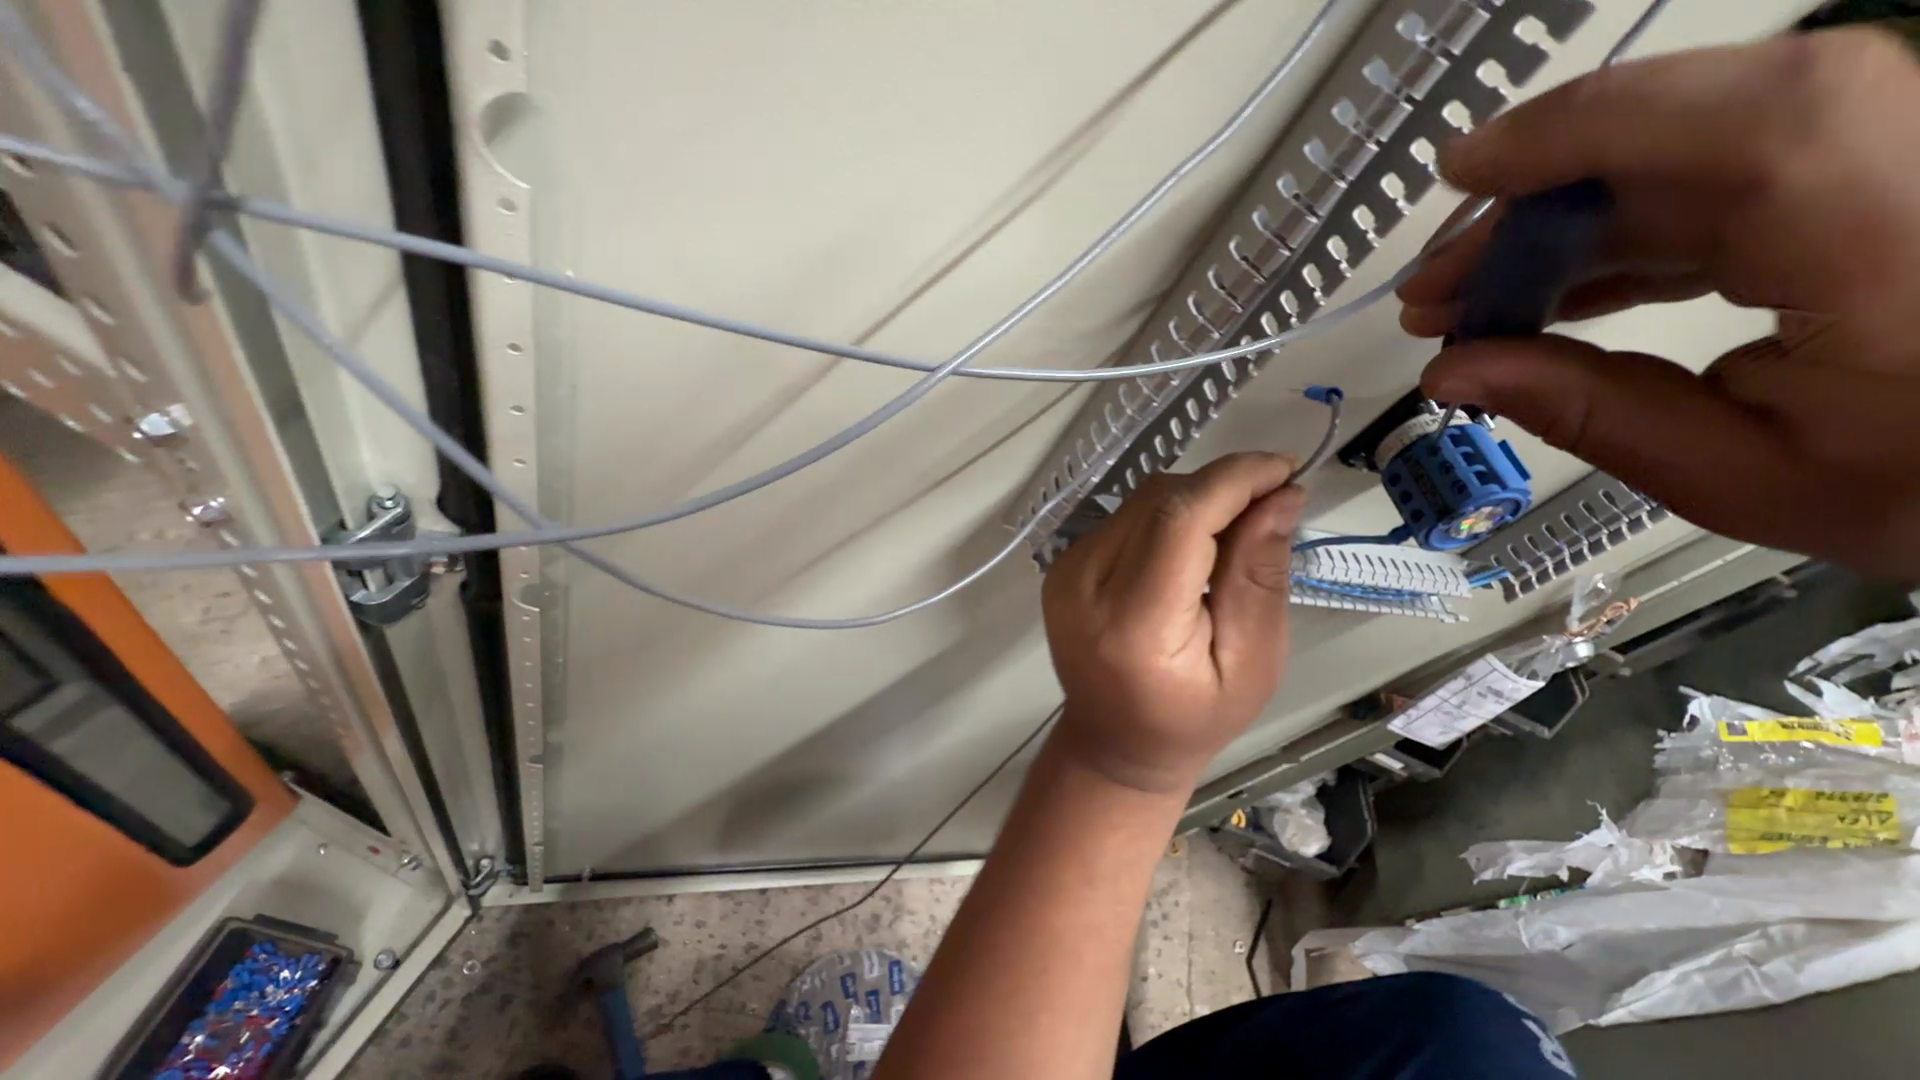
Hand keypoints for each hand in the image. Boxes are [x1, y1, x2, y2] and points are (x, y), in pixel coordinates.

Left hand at [1041, 453, 1305, 794]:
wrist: (1114, 744)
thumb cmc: (1192, 719)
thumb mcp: (1251, 664)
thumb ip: (1259, 578)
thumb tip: (1281, 496)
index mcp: (1133, 624)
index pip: (1179, 520)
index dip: (1233, 481)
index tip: (1285, 470)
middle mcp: (1084, 587)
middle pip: (1159, 500)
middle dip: (1223, 486)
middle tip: (1273, 504)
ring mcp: (1065, 573)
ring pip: (1142, 500)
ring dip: (1197, 499)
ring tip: (1236, 533)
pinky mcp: (1062, 567)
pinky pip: (1126, 517)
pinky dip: (1170, 516)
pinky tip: (1196, 549)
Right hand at [1399, 27, 1919, 578]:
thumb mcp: (1740, 476)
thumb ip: (1588, 411)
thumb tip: (1448, 372)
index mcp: (1894, 246)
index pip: (1744, 126)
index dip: (1584, 127)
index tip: (1461, 173)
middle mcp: (1910, 166)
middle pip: (1692, 130)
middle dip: (1537, 204)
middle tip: (1438, 289)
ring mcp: (1897, 160)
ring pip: (1695, 150)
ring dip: (1566, 224)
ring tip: (1475, 301)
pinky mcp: (1877, 173)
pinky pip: (1728, 176)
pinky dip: (1628, 230)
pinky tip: (1556, 291)